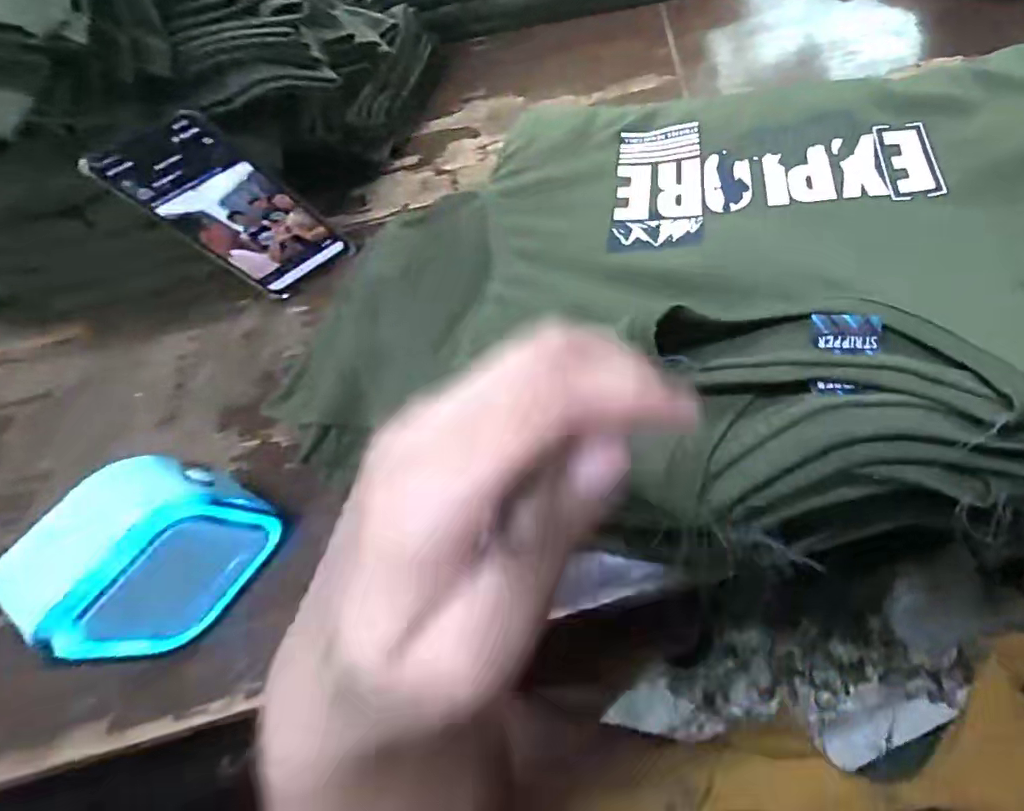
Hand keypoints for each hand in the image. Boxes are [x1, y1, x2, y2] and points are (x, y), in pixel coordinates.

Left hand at [285, 323, 696, 749]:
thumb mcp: (485, 643)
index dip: (624, 387)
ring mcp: (426, 410)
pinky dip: (578, 374)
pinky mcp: (438, 412)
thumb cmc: (413, 675)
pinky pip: (521, 366)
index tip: (688, 417)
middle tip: (678, 412)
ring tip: (652, 410)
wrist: (336, 667)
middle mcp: (423, 424)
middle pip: (541, 352)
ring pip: (534, 347)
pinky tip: (602, 412)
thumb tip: (614, 448)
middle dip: (624, 367)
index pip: (541, 394)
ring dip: (604, 365)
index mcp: (430, 484)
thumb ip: (542, 541)